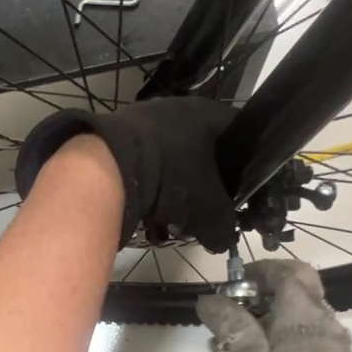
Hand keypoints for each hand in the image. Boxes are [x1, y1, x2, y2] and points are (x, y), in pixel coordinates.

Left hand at [14, 98, 238, 250]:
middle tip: (201, 217)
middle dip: (200, 193)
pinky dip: (146, 199)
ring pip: (170, 168)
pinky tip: (147, 226)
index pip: (240, 139)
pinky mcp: (116, 141)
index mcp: (208, 114)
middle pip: (201, 158)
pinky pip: (142, 172)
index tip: (238, 196)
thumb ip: (224, 226)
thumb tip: (223, 241)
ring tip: (170, 228)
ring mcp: (143, 123)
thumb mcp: (210, 209)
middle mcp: (177, 111)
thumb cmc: (173, 176)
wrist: (108, 165)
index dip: (243, 169)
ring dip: (171, 201)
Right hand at [196, 259, 351, 351]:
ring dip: (271, 317)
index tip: (236, 280)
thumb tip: (210, 299)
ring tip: (239, 339)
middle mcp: (324, 321)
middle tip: (234, 309)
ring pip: (301, 316)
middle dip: (264, 294)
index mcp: (303, 313)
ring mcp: (334, 344)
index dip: (263, 269)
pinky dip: (282, 335)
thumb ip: (230, 326)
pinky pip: (306, 336)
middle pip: (298, 291)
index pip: (290, 271)